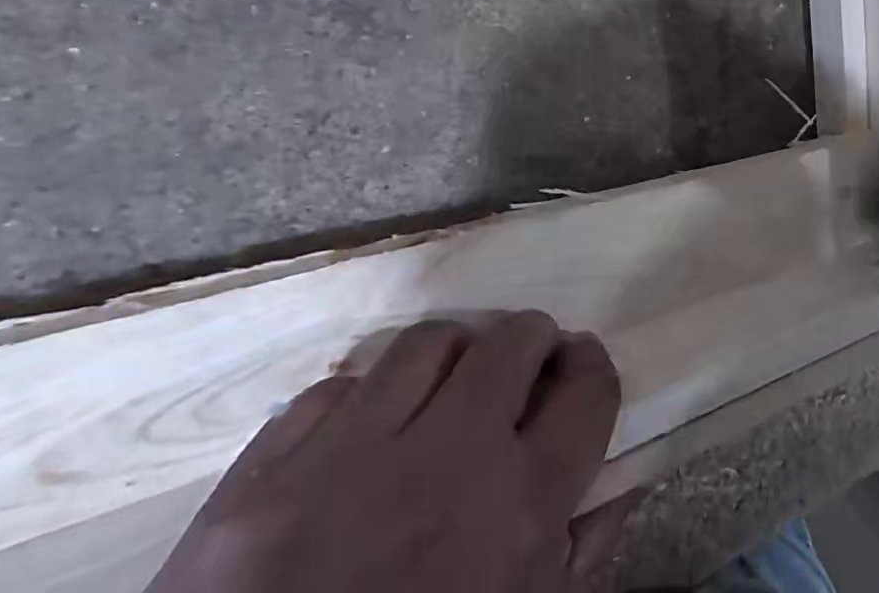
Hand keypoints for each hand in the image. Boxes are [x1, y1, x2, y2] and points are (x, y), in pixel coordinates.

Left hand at [146, 312, 623, 592]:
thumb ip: (588, 537)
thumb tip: (624, 469)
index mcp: (522, 505)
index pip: (587, 387)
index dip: (590, 363)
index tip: (576, 364)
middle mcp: (445, 466)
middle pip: (513, 341)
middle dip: (531, 341)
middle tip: (521, 367)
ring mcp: (342, 468)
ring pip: (425, 343)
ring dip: (452, 356)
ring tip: (444, 389)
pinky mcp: (254, 486)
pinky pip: (329, 393)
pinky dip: (361, 404)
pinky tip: (361, 441)